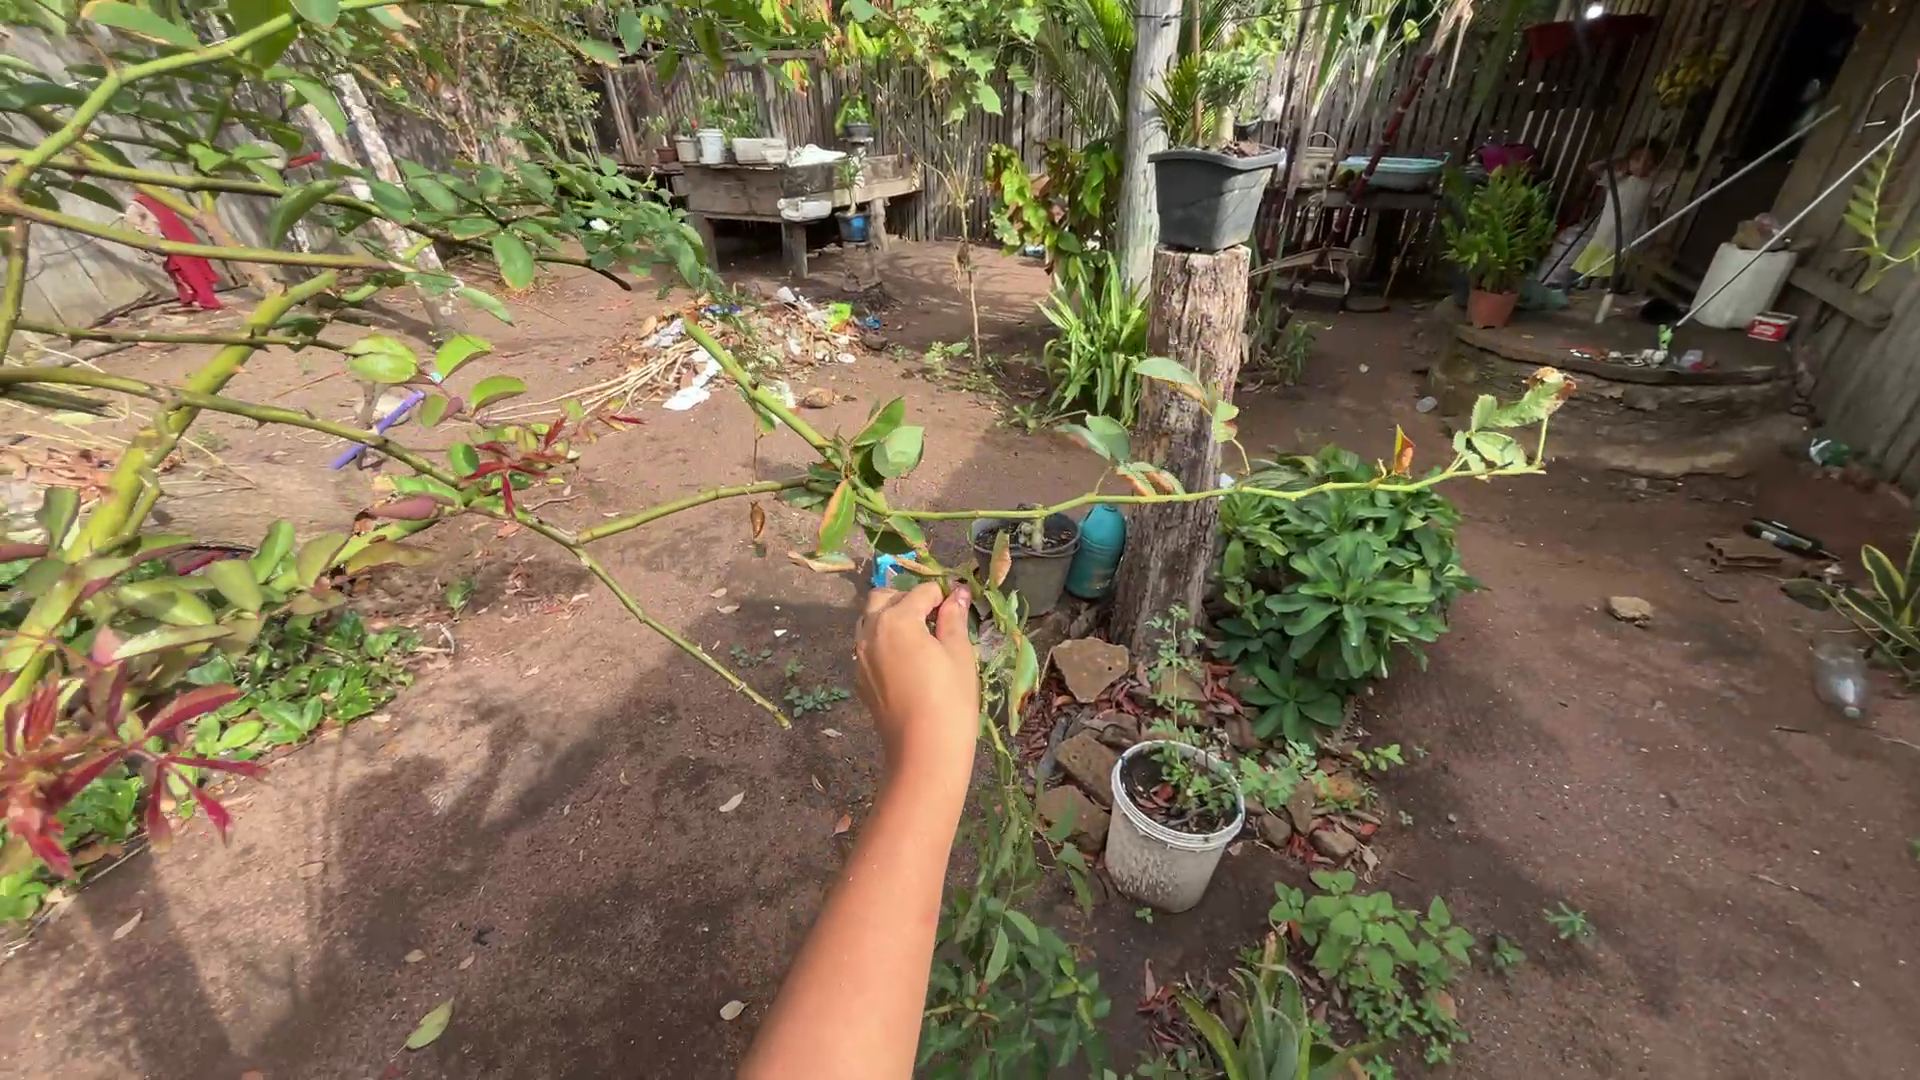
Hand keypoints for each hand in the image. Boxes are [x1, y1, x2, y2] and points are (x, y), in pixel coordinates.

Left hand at [855, 581, 977, 781]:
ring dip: (890, 617)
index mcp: (897, 619)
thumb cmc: (950, 698)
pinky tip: (906, 661)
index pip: (922, 591)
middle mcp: (871, 631)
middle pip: (884, 597)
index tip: (959, 604)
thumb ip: (954, 617)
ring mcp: (860, 656)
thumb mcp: (959, 653)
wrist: (924, 751)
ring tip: (919, 637)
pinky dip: (883, 641)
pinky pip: (866, 646)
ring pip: (870, 620)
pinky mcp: (859, 678)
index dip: (944, 594)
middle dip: (909, 599)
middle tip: (936, 616)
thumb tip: (958, 592)